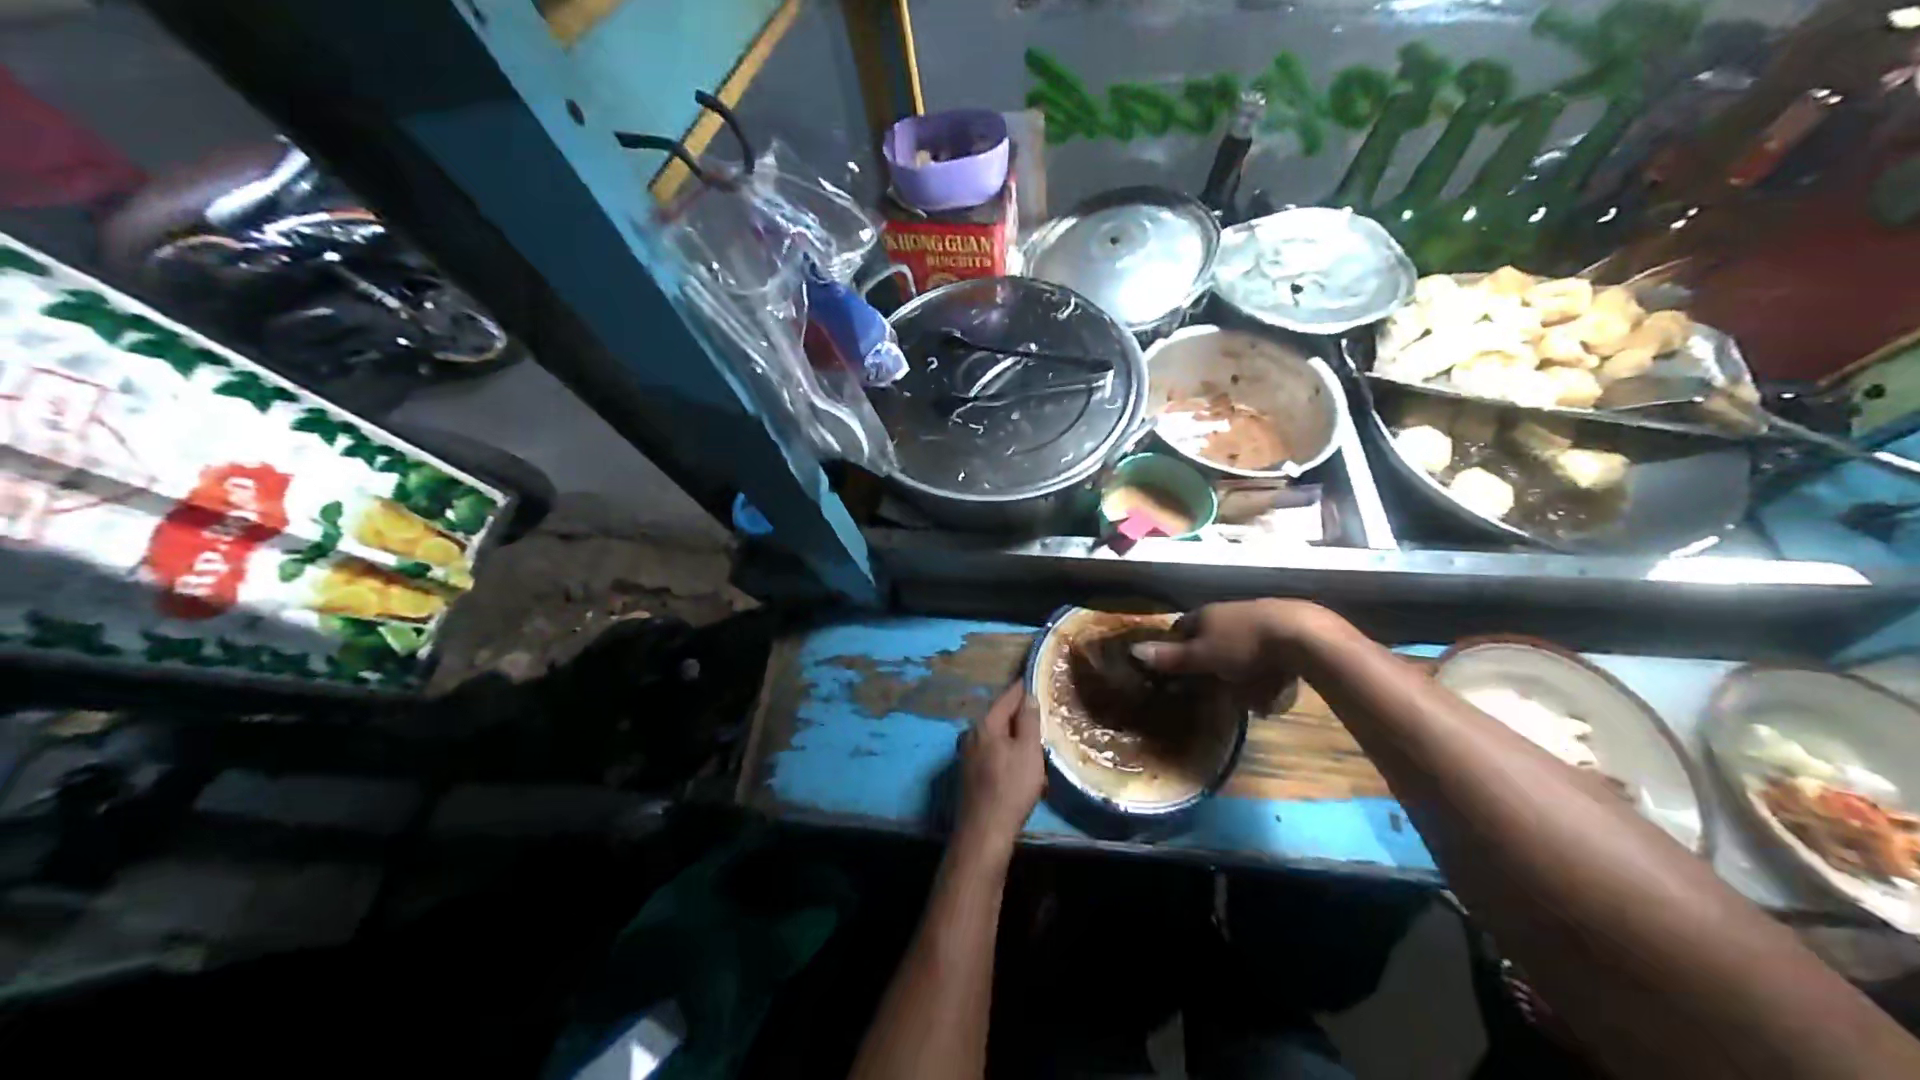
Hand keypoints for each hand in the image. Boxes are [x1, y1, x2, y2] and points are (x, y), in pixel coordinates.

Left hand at [954, 682, 1044, 852]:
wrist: (984, 831)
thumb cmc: (1011, 787)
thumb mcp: (1028, 750)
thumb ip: (1028, 721)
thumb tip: (1028, 697)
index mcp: (985, 725)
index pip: (1007, 697)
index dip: (1023, 689)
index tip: (1035, 680)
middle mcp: (971, 735)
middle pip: (999, 717)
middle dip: (1018, 714)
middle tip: (1039, 711)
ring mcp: (967, 756)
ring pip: (995, 737)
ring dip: (1012, 736)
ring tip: (1032, 738)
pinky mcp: (969, 775)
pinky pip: (991, 754)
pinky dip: (1005, 752)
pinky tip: (1017, 763)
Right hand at [1130, 599, 1325, 705]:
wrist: (1304, 635)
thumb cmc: (1245, 645)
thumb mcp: (1203, 656)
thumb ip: (1171, 657)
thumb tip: (1132, 651)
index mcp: (1206, 613)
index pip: (1181, 628)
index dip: (1176, 647)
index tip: (1175, 670)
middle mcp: (1229, 610)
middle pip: (1210, 635)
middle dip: (1209, 658)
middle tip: (1209, 685)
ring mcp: (1259, 615)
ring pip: (1238, 641)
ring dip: (1237, 662)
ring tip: (1243, 691)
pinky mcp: (1286, 627)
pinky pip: (1266, 648)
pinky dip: (1263, 664)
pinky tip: (1271, 683)